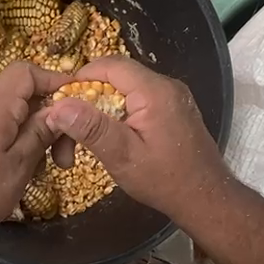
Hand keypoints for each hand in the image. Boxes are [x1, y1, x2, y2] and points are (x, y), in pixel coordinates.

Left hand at [0, 60, 64, 237]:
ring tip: (51, 167)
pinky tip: (30, 171)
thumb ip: (40, 134)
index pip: (28, 72)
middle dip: (53, 118)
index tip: (79, 107)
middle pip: (27, 94)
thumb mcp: (18, 167)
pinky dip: (23, 145)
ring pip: (19, 116)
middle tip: (66, 156)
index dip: (56, 82)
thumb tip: (62, 109)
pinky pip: (5, 131)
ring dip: (40, 135)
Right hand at [42, 56, 235, 225]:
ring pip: (128, 89)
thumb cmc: (164, 180)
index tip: (62, 101)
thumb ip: (91, 128)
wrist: (205, 198)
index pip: (111, 65)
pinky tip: (112, 136)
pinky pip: (140, 100)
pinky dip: (121, 113)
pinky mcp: (174, 110)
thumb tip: (59, 106)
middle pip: (119, 75)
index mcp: (154, 91)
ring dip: (104, 107)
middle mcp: (167, 86)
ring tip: (88, 134)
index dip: (81, 77)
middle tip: (71, 123)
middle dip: (90, 96)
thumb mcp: (121, 155)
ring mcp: (173, 97)